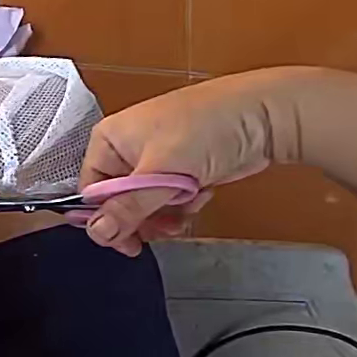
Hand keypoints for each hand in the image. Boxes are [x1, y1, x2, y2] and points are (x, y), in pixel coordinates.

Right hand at [81, 68, 306, 255]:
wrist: (264, 115)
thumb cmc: (207, 128)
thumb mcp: (160, 173)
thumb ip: (127, 208)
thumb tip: (97, 233)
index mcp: (108, 140)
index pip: (92, 193)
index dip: (107, 220)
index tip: (128, 241)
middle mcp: (126, 149)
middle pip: (118, 203)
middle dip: (143, 219)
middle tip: (162, 228)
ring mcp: (153, 159)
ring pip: (145, 206)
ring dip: (166, 215)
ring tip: (187, 207)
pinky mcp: (178, 168)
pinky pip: (167, 200)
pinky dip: (183, 204)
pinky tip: (200, 193)